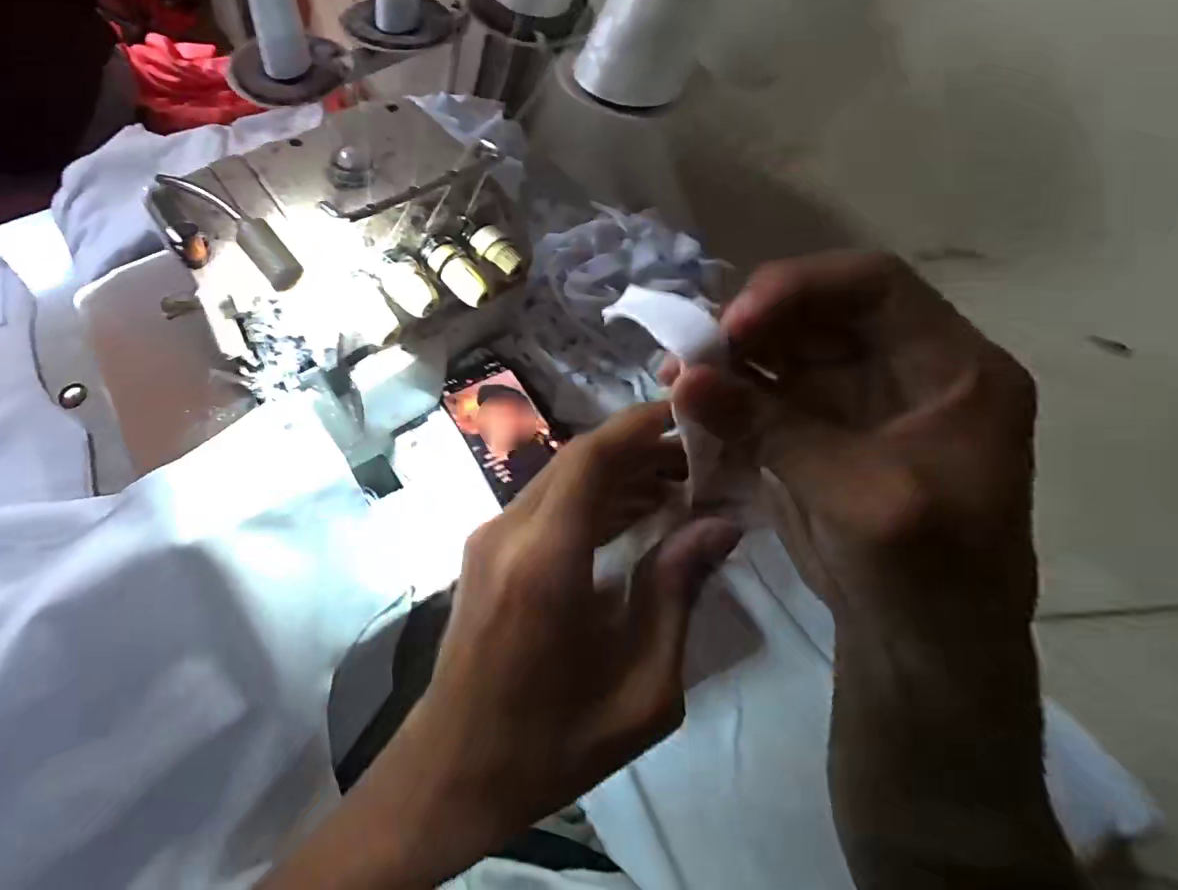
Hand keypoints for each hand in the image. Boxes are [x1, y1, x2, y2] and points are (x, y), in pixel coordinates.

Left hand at [262, 403, 739, 887]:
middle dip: (637, 449)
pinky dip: (586, 499)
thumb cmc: (555, 741)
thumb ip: (675, 594)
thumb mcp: (641, 687)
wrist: (458, 761)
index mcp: (543, 561)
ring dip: (613, 473)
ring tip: (679, 484)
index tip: (692, 415)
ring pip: (556, 480)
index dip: (640, 427)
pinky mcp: (483, 551)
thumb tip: (719, 524)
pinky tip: (632, 514)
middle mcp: (506, 532)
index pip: (590, 460)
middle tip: (701, 459)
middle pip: (574, 462)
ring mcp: (487, 538)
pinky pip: (541, 506)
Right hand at [666, 250, 1038, 641]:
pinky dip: (719, 390)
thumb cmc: (925, 569)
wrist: (920, 641)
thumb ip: (771, 429)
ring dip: (723, 355)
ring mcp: (849, 396)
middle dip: (747, 324)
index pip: (873, 285)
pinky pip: (756, 387)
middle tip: (687, 353)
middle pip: (814, 310)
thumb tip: (682, 379)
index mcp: (949, 368)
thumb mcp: (858, 495)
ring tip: (673, 376)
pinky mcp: (808, 426)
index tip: (734, 322)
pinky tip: (685, 403)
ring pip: (777, 345)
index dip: (799, 287)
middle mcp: (898, 367)